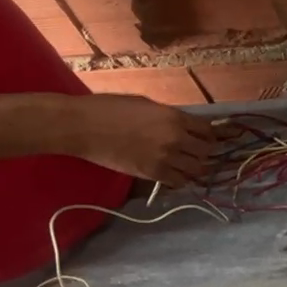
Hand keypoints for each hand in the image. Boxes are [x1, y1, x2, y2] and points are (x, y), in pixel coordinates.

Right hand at [64, 93, 216, 187]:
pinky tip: (173, 174)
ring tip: (184, 164)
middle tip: (194, 152)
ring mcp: (167, 157)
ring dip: (193, 167)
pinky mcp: (155, 173)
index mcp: (174, 117)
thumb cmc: (107, 108)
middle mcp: (176, 138)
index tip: (203, 138)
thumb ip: (168, 116)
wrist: (79, 126)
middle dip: (203, 152)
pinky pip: (181, 182)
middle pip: (207, 152)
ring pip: (197, 169)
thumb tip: (185, 125)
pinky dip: (180, 179)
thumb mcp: (143, 104)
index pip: (207, 130)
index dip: (208, 135)